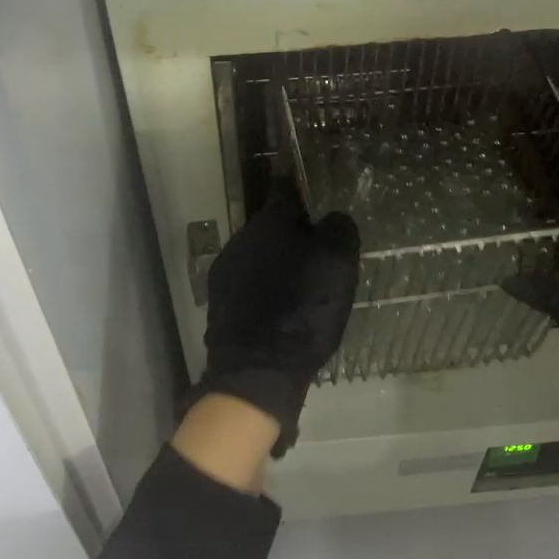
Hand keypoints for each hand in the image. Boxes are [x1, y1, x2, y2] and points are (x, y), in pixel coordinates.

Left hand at [185, 185, 359, 456]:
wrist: (257, 369)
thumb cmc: (304, 310)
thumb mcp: (337, 265)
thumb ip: (338, 229)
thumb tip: (332, 217)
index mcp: (270, 221)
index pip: (288, 189)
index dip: (306, 192)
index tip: (321, 199)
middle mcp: (241, 237)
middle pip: (273, 225)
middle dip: (293, 233)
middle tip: (320, 250)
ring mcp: (225, 269)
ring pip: (259, 253)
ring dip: (278, 260)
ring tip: (302, 281)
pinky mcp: (220, 300)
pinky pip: (248, 281)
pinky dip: (264, 286)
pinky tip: (280, 305)